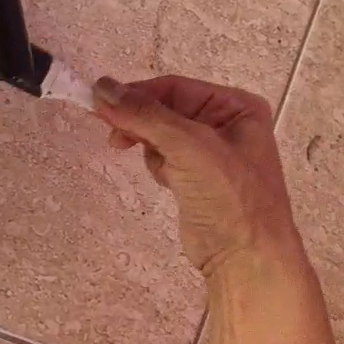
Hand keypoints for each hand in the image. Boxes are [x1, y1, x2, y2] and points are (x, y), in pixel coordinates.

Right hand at [93, 75, 302, 276]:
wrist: (244, 256)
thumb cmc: (228, 195)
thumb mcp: (188, 146)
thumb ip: (145, 115)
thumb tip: (101, 87)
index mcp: (234, 106)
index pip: (173, 87)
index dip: (136, 95)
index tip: (99, 107)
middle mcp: (224, 123)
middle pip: (163, 109)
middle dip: (140, 124)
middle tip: (115, 139)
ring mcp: (208, 151)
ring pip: (158, 133)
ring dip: (148, 147)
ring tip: (159, 168)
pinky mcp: (194, 176)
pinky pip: (162, 156)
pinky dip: (156, 164)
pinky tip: (166, 180)